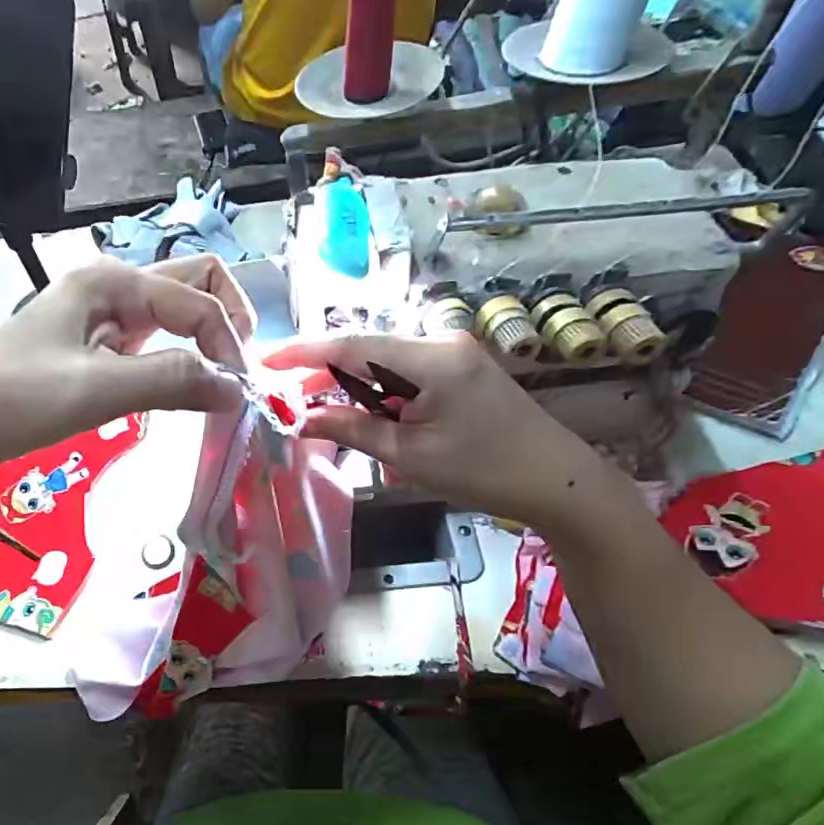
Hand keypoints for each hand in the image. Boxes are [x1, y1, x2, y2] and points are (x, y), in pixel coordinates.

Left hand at [0, 256, 254, 491]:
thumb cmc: (18, 398)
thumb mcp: (99, 388)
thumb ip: (173, 382)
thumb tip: (237, 390)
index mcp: (114, 281)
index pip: (199, 301)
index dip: (227, 345)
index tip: (237, 397)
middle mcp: (115, 288)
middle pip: (197, 284)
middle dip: (228, 323)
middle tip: (238, 374)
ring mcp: (107, 316)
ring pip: (179, 313)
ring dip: (207, 341)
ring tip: (219, 386)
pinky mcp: (101, 346)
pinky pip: (158, 342)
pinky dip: (182, 361)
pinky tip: (182, 391)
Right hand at [262, 332, 639, 535]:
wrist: (556, 480)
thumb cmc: (483, 470)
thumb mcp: (411, 454)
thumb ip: (353, 429)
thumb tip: (304, 419)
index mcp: (431, 358)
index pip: (353, 347)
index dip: (305, 353)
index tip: (267, 361)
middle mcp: (442, 344)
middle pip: (368, 355)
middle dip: (329, 379)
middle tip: (292, 404)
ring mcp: (455, 356)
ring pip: (387, 369)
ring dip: (357, 394)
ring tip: (328, 421)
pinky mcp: (463, 372)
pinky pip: (409, 378)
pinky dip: (384, 400)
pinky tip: (375, 425)